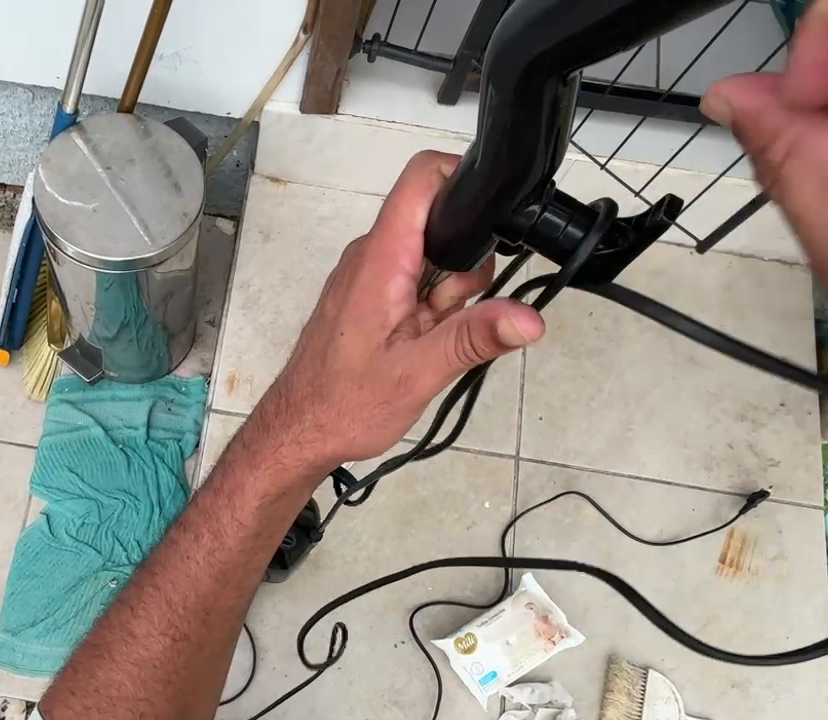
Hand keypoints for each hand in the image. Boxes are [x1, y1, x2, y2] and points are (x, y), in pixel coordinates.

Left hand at [244, 152, 541, 476]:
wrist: (298, 432)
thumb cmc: (343, 406)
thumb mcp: (416, 375)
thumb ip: (473, 339)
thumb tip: (529, 319)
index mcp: (380, 260)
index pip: (422, 178)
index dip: (464, 178)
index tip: (494, 219)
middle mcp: (368, 258)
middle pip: (436, 222)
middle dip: (464, 264)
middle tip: (451, 317)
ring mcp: (364, 278)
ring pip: (428, 258)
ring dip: (445, 295)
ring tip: (428, 340)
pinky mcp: (364, 299)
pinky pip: (410, 284)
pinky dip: (426, 310)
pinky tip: (418, 345)